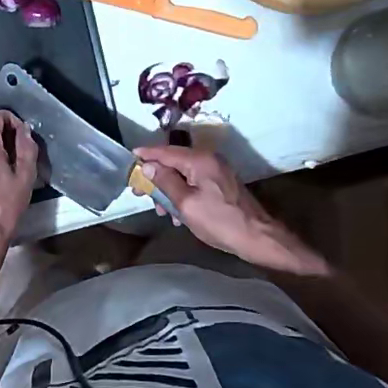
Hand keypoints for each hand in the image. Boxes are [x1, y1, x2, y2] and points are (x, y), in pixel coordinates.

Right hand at [133, 146, 330, 276]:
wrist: (258, 236)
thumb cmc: (220, 221)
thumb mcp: (186, 203)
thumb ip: (166, 182)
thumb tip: (148, 166)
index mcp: (200, 160)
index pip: (166, 151)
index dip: (147, 155)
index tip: (130, 158)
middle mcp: (209, 159)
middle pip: (174, 162)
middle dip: (156, 177)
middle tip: (141, 193)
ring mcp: (217, 171)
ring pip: (184, 174)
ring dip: (169, 190)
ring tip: (161, 211)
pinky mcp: (222, 183)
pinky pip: (195, 182)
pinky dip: (183, 194)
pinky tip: (179, 214)